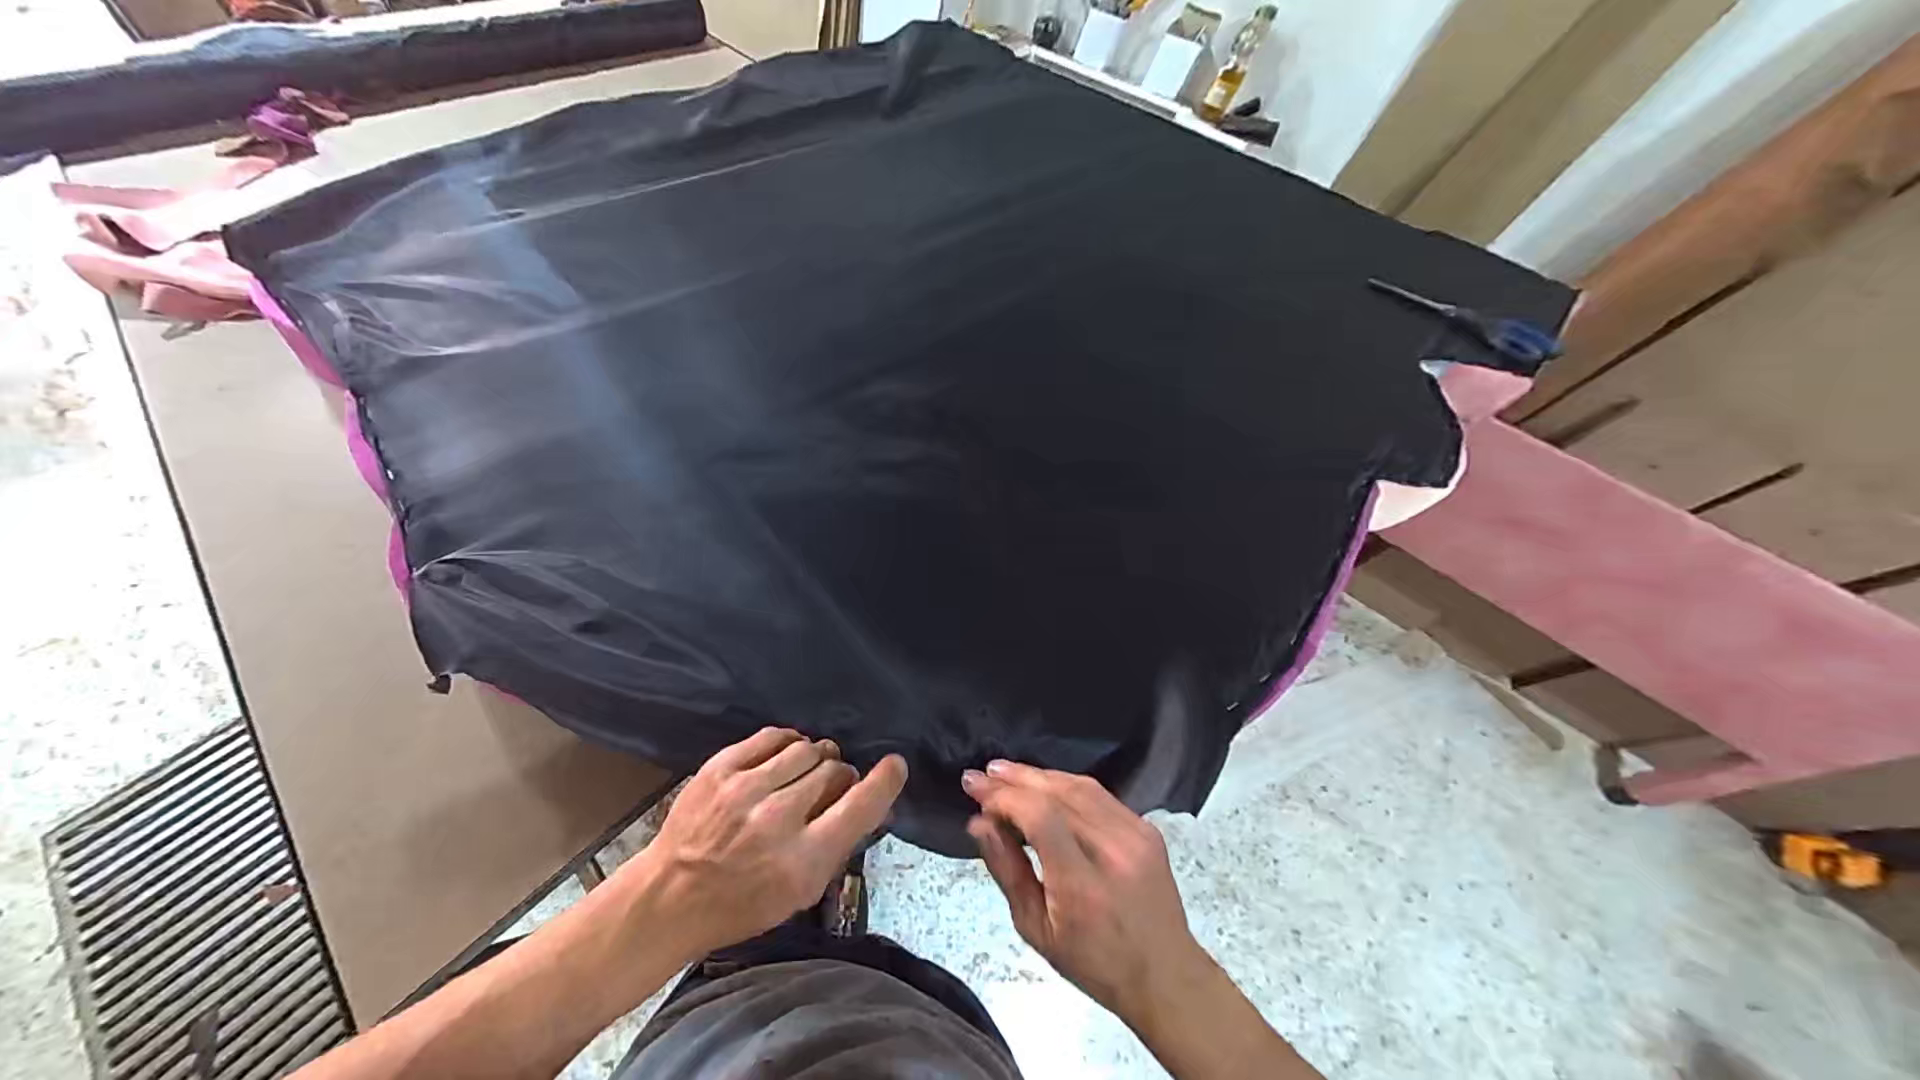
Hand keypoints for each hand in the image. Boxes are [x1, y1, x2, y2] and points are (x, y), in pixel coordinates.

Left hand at [635, 727, 906, 957]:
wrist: (670, 897)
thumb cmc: (742, 904)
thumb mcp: (801, 892)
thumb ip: (838, 845)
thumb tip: (870, 801)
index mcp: (802, 861)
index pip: (861, 805)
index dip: (885, 780)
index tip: (894, 766)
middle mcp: (776, 819)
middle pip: (834, 771)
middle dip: (840, 777)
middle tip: (830, 788)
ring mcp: (744, 789)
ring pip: (807, 749)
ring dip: (816, 758)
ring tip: (807, 771)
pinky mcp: (720, 768)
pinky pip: (773, 736)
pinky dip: (788, 743)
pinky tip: (785, 756)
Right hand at [962, 760, 1212, 1024]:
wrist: (1165, 974)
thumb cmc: (1093, 962)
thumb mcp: (1036, 928)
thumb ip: (1007, 870)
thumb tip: (979, 823)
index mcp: (1083, 885)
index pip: (1040, 818)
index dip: (1004, 797)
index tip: (975, 789)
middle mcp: (1113, 851)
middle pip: (1058, 794)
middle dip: (1014, 779)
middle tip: (981, 774)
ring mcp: (1136, 835)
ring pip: (1078, 786)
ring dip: (1038, 775)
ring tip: (1004, 771)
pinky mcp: (1147, 828)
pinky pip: (1099, 794)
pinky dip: (1065, 783)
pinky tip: (1043, 784)